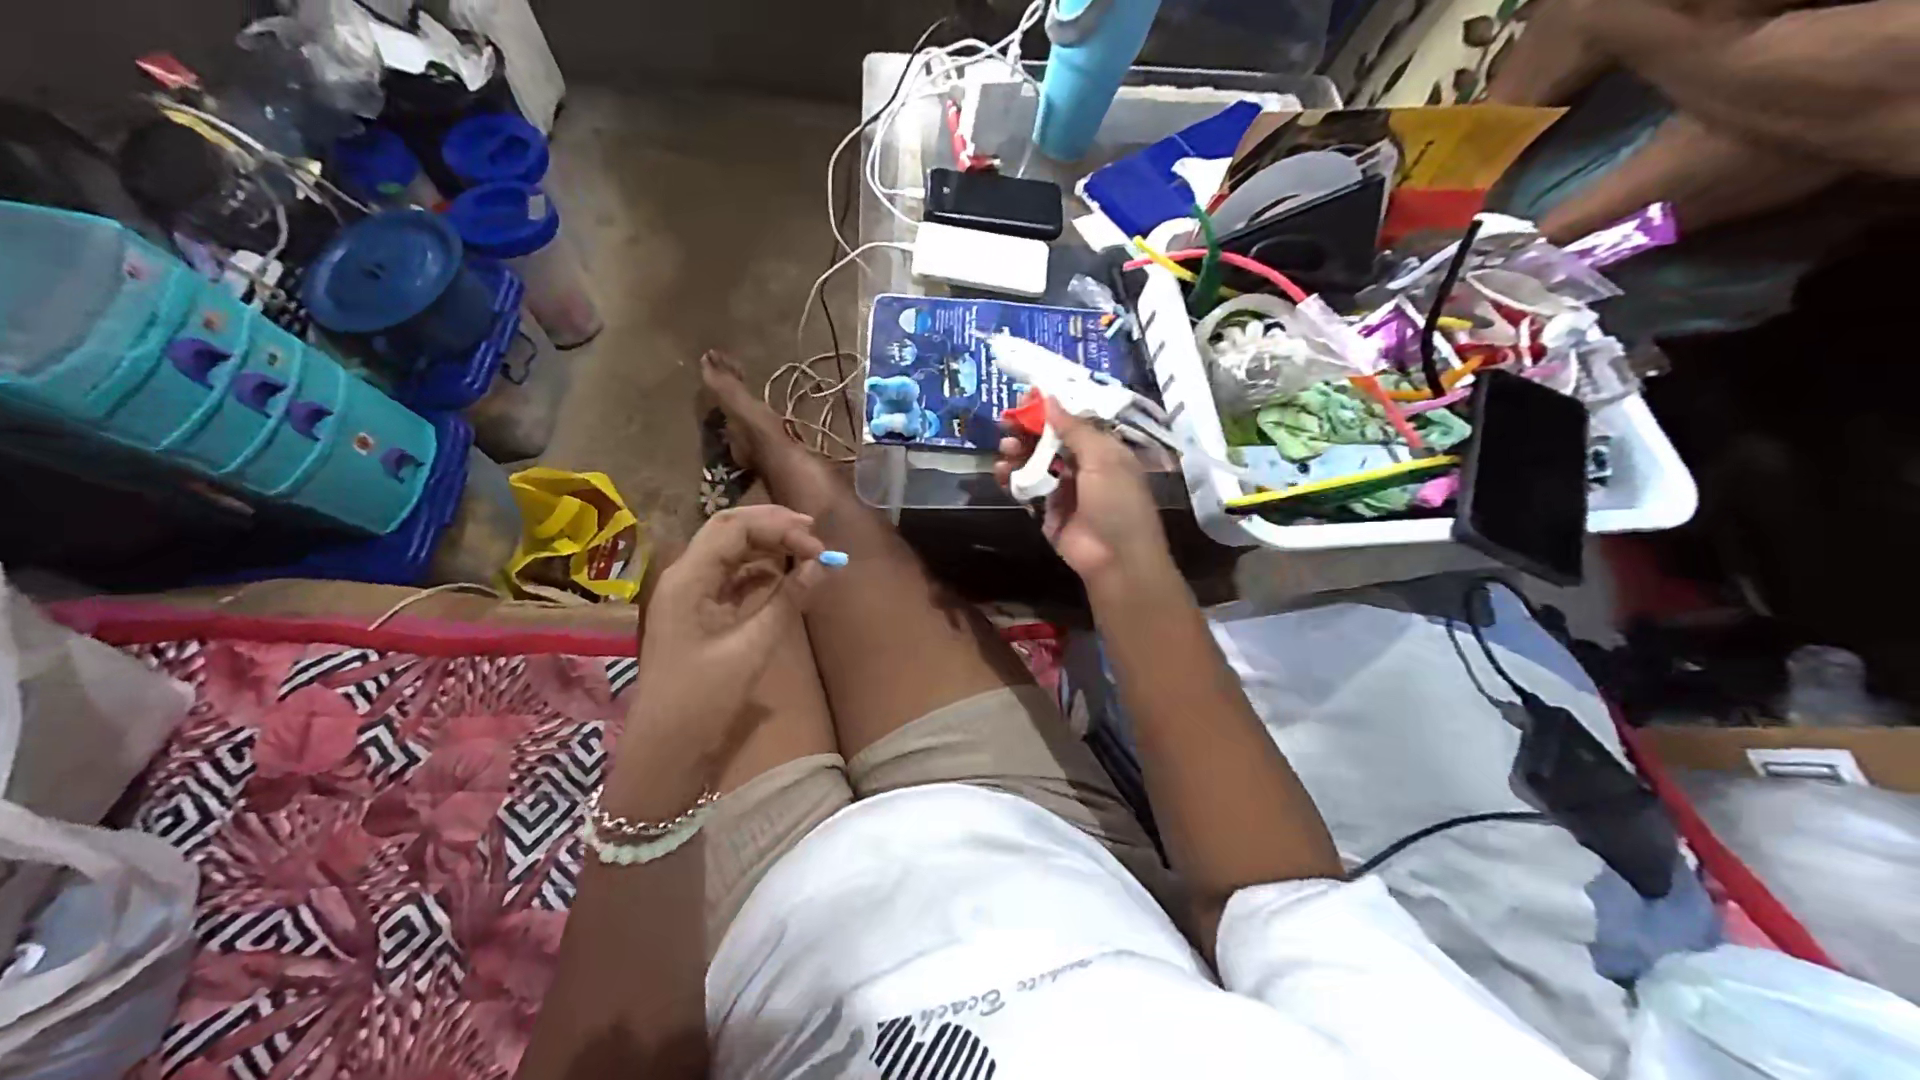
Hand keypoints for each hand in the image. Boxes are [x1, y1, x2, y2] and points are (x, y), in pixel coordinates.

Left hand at [631, 506, 825, 750]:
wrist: (665, 748)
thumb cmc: (702, 699)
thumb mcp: (750, 649)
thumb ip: (787, 602)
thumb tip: (823, 565)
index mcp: (688, 579)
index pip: (734, 529)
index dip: (779, 529)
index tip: (818, 547)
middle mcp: (685, 577)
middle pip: (729, 531)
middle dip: (772, 525)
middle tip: (814, 533)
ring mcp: (691, 594)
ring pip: (730, 551)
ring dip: (767, 545)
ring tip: (805, 549)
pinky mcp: (700, 612)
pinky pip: (731, 577)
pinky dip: (760, 570)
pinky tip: (784, 576)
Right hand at [995, 397, 1175, 587]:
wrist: (1116, 559)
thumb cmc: (1118, 503)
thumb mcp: (1103, 459)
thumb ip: (1075, 429)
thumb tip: (1050, 399)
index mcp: (1103, 449)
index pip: (1073, 421)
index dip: (1049, 409)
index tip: (1025, 398)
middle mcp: (1083, 465)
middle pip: (1049, 440)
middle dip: (1027, 429)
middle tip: (1005, 422)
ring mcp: (1063, 488)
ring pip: (1034, 462)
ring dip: (1017, 451)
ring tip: (1005, 447)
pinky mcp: (1046, 510)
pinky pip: (1025, 488)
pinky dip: (1011, 477)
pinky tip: (1001, 470)